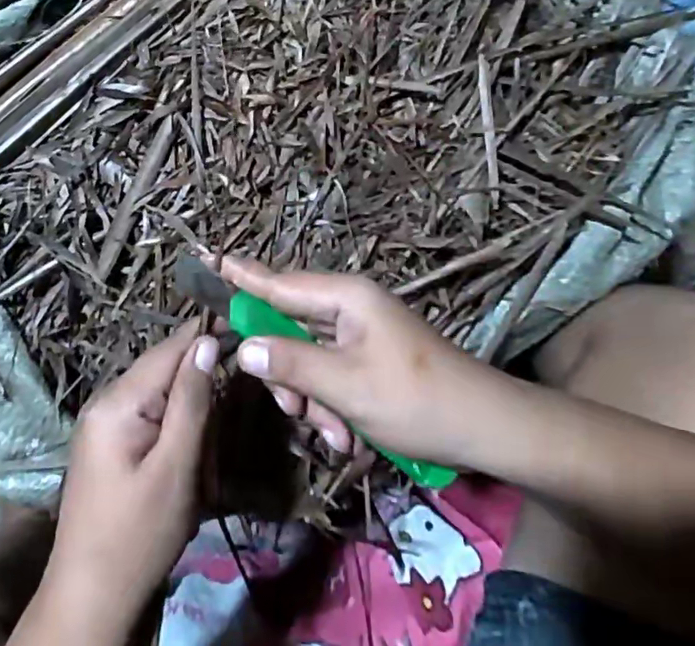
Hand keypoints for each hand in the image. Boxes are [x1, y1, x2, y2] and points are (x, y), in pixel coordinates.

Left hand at [42, 323, 216, 633]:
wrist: (90, 596)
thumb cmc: (139, 534)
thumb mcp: (175, 467)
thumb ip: (192, 402)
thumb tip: (207, 341)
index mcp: (118, 401)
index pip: (169, 350)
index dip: (204, 336)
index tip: (242, 330)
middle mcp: (105, 401)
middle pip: (164, 373)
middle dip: (198, 398)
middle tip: (215, 446)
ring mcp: (102, 422)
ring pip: (160, 398)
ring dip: (188, 424)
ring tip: (199, 473)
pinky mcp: (107, 443)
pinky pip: (148, 420)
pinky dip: (173, 439)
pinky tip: (182, 473)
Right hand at [213, 254, 497, 465]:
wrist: (487, 429)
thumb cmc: (416, 400)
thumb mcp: (346, 386)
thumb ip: (291, 363)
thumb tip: (244, 346)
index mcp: (345, 297)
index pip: (278, 282)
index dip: (241, 274)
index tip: (207, 257)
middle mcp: (349, 306)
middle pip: (288, 329)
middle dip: (287, 374)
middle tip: (296, 412)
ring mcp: (360, 332)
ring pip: (307, 358)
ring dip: (312, 399)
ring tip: (337, 435)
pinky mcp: (368, 357)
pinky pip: (330, 374)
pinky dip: (332, 404)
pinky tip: (349, 436)